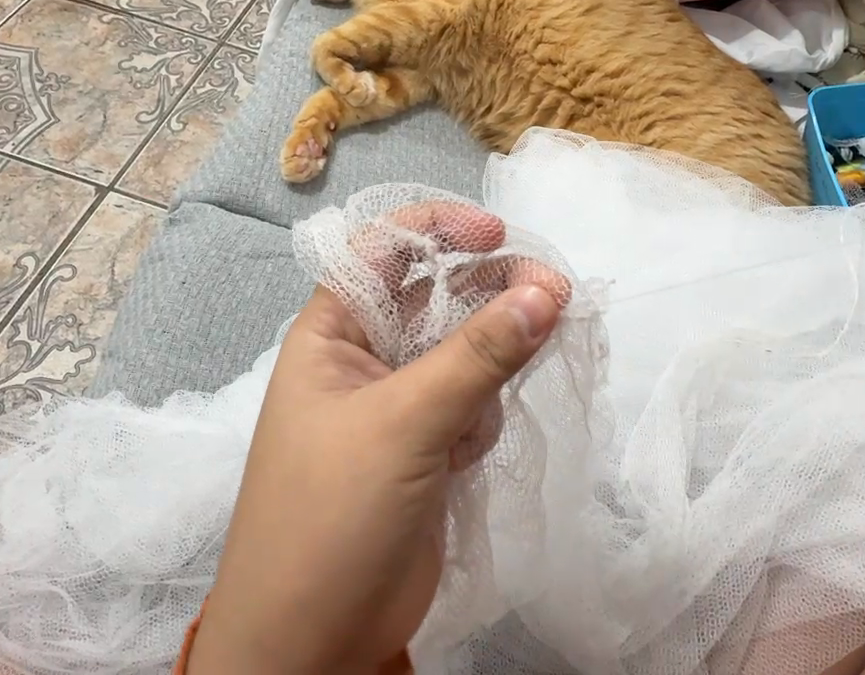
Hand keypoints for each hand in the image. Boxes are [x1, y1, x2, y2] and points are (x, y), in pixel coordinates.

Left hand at [188, 202, 570, 674]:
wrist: (312, 644)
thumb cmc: (334, 514)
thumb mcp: (405, 423)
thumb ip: (478, 356)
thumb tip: (548, 290)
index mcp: (332, 332)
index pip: (381, 251)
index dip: (437, 230)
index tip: (499, 234)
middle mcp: (363, 358)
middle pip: (434, 297)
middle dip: (488, 290)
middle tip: (552, 293)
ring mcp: (397, 405)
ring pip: (462, 351)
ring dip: (493, 355)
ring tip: (527, 360)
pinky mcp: (425, 449)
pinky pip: (470, 402)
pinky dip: (482, 412)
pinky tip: (473, 447)